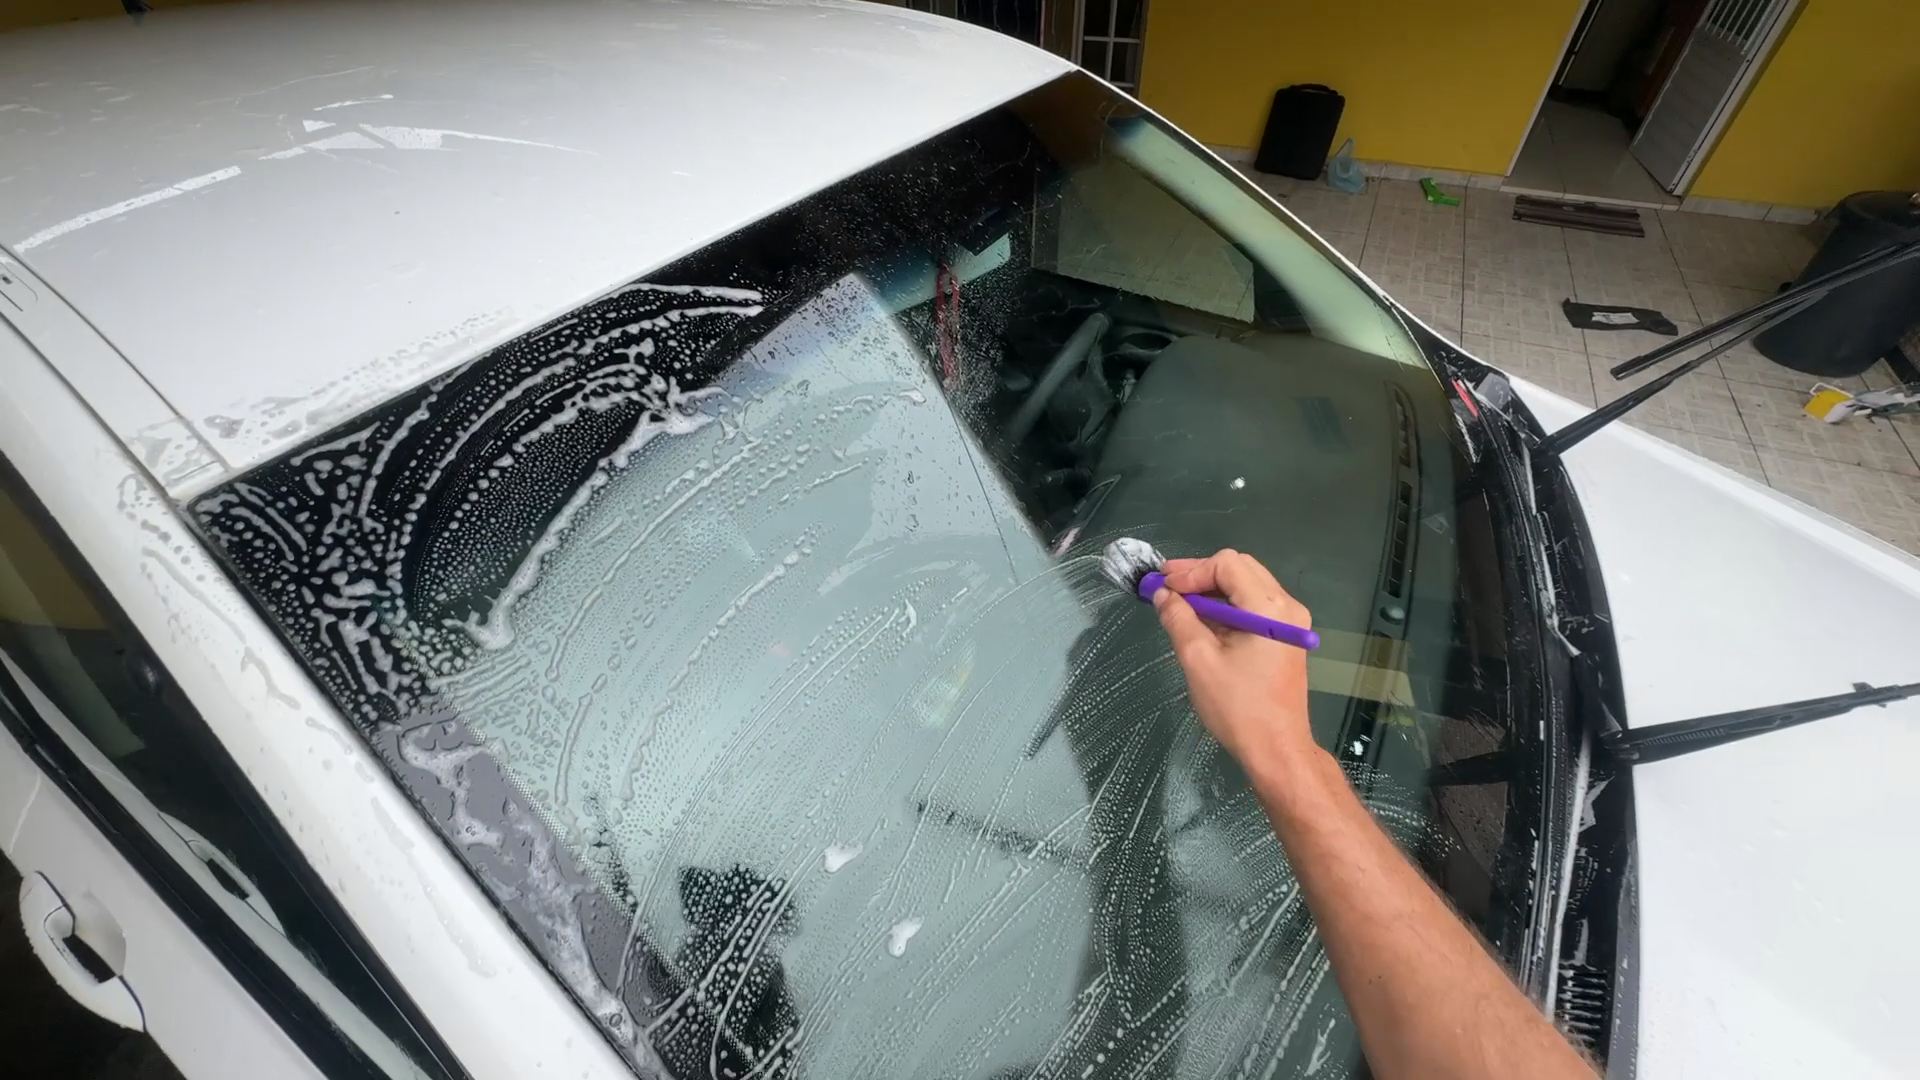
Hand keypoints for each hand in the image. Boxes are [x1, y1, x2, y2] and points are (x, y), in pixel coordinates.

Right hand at [1152, 549, 1316, 775]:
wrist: (1276, 749)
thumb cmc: (1237, 706)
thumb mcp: (1197, 658)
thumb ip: (1178, 618)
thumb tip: (1163, 594)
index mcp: (1269, 608)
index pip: (1227, 564)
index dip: (1191, 571)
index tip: (1164, 588)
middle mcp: (1286, 607)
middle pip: (1239, 568)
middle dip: (1200, 575)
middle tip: (1167, 588)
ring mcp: (1290, 623)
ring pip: (1245, 586)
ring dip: (1211, 590)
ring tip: (1178, 603)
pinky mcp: (1285, 638)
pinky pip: (1252, 606)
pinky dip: (1225, 606)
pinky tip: (1201, 620)